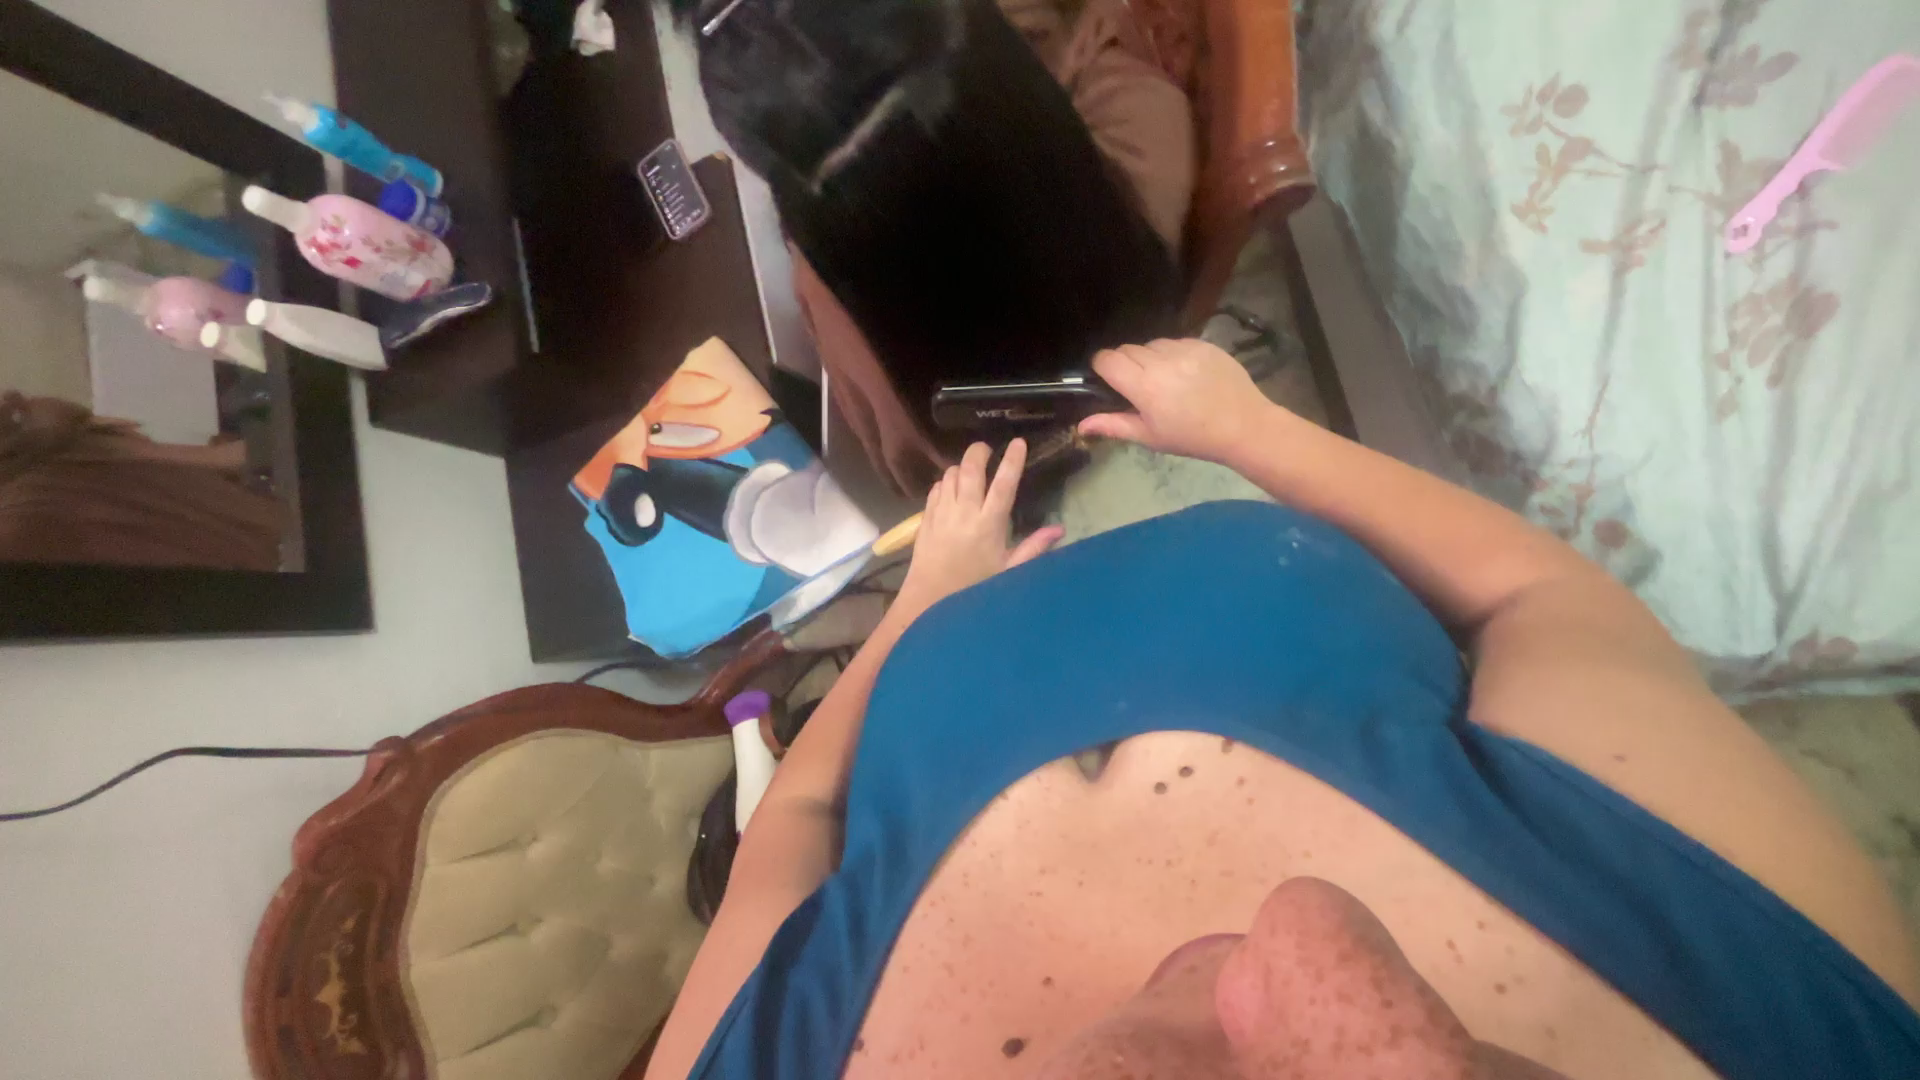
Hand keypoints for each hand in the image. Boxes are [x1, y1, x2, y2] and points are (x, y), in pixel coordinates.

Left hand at [897, 438, 1063, 609]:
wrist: (929, 600)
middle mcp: (964, 513)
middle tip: (987, 449)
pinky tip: (953, 490)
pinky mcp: (926, 517)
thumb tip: (1060, 530)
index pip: (1003, 484)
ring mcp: (942, 513)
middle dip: (979, 452)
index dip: (1012, 461)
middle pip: (970, 469)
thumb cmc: (973, 588)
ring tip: (971, 471)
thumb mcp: (1008, 571)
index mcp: (988, 525)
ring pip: (951, 474)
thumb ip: (1033, 548)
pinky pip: (936, 488)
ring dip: (962, 467)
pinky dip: (946, 482)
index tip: (1018, 443)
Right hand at [1078, 338, 1279, 463]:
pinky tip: (1184, 374)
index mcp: (1144, 386)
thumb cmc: (1192, 437)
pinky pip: (1175, 342)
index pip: (1107, 359)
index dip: (1102, 368)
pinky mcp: (1202, 343)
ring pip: (1150, 344)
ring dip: (1148, 358)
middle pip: (1126, 349)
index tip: (1109, 383)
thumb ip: (1113, 425)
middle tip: (1138, 388)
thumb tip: (1081, 425)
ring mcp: (1184, 348)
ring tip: (1164, 381)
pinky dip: (1171, 354)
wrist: (1243, 425)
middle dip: (1125, 365)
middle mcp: (1161, 361)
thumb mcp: (1150, 436)